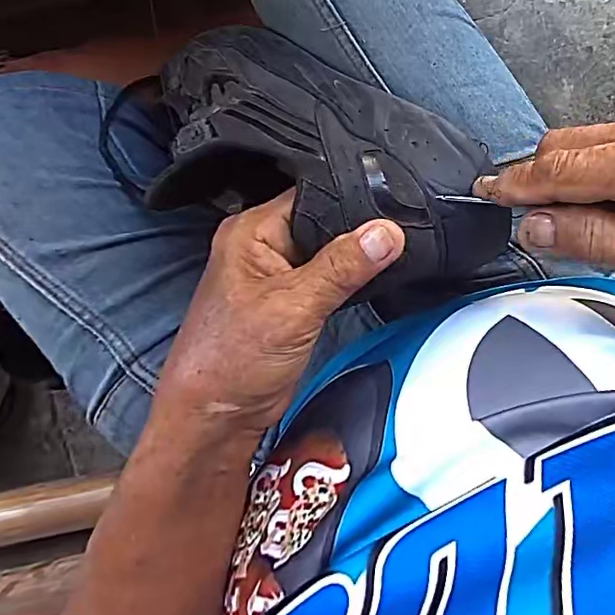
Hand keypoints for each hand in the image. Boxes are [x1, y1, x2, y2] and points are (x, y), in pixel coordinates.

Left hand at [155, 190, 403, 431]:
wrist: (217, 422)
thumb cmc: (230, 362)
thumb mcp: (294, 307)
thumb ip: (343, 266)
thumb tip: (386, 232)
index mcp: (252, 230)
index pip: (313, 193)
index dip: (352, 198)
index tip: (392, 203)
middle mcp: (265, 244)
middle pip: (326, 219)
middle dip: (359, 228)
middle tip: (398, 229)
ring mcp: (280, 272)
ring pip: (331, 248)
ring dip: (356, 255)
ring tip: (388, 254)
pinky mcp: (295, 297)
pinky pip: (331, 274)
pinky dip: (351, 276)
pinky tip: (372, 277)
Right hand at [474, 111, 614, 309]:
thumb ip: (590, 239)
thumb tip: (535, 226)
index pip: (557, 167)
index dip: (514, 184)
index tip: (485, 192)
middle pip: (564, 145)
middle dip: (537, 183)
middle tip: (532, 226)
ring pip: (585, 144)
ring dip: (566, 180)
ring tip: (578, 228)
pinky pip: (610, 146)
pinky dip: (592, 175)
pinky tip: (605, 210)